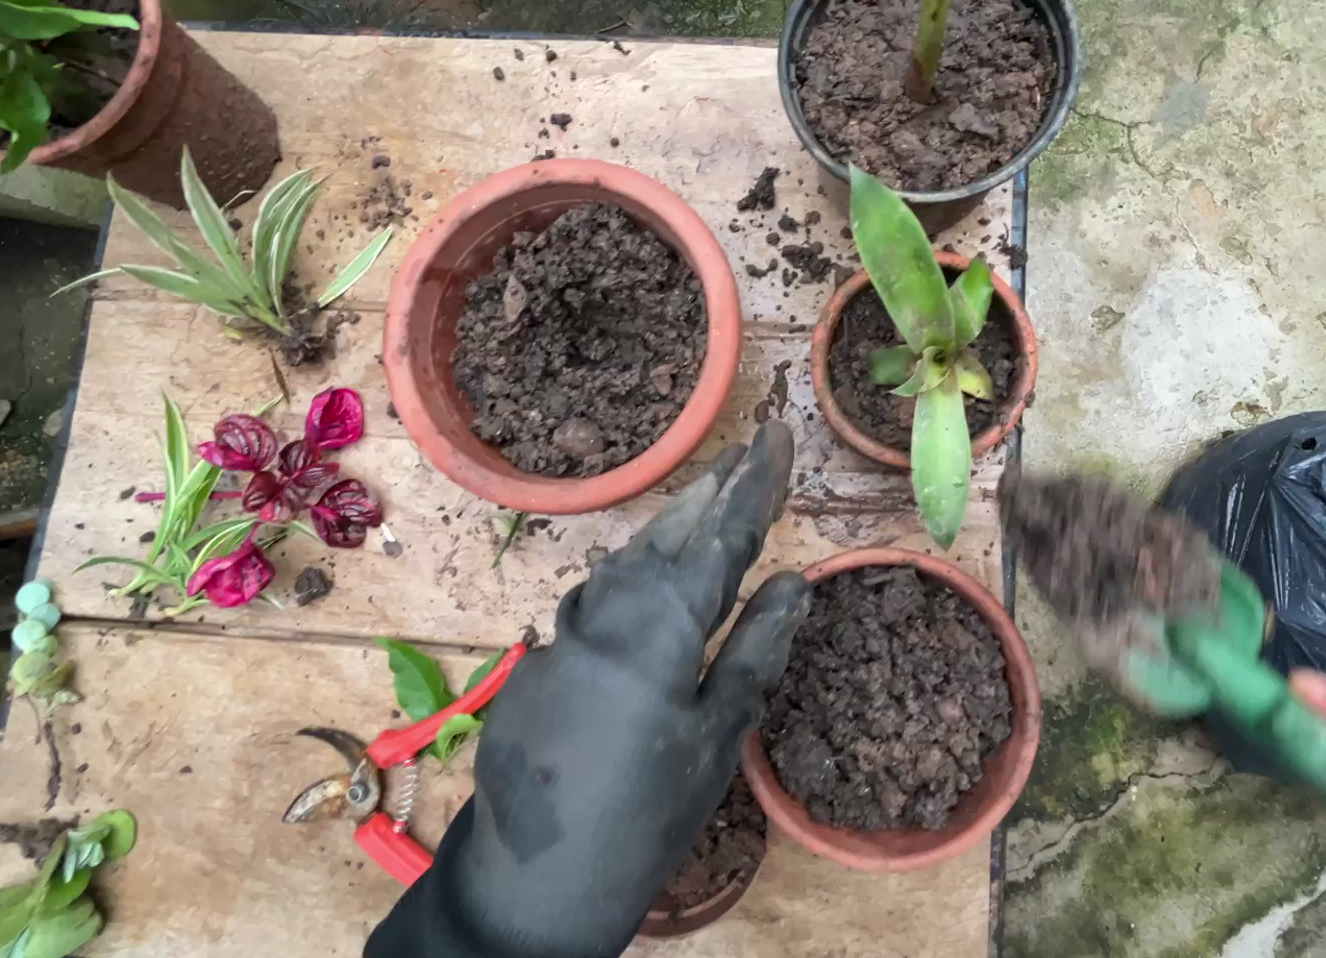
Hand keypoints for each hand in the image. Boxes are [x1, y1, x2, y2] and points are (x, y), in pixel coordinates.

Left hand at [366, 422, 811, 957]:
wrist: (533, 887)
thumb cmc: (647, 818)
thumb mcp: (716, 740)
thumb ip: (753, 652)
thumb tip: (792, 582)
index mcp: (662, 629)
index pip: (721, 539)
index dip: (755, 486)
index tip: (777, 438)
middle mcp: (609, 612)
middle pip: (669, 533)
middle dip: (711, 488)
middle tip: (743, 452)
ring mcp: (567, 632)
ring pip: (628, 557)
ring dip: (670, 523)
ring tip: (705, 495)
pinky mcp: (543, 658)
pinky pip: (597, 595)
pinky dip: (631, 570)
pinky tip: (644, 574)